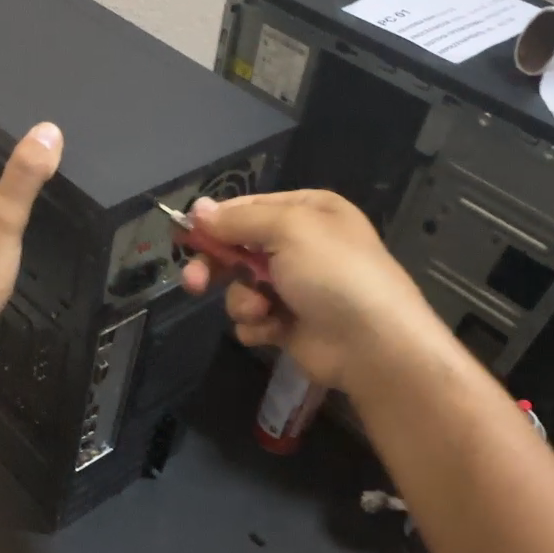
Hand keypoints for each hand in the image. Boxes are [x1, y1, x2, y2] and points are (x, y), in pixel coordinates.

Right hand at [180, 190, 446, 389]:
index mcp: (306, 212)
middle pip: (236, 250)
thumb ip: (239, 220)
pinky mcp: (286, 324)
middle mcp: (298, 246)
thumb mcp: (289, 229)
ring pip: (240, 288)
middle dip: (215, 267)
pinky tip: (275, 331)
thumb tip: (197, 210)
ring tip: (263, 311)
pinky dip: (257, 326)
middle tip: (195, 283)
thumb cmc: (333, 274)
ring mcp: (293, 287)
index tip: (183, 238)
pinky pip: (252, 320)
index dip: (214, 224)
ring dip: (243, 301)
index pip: (246, 209)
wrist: (370, 343)